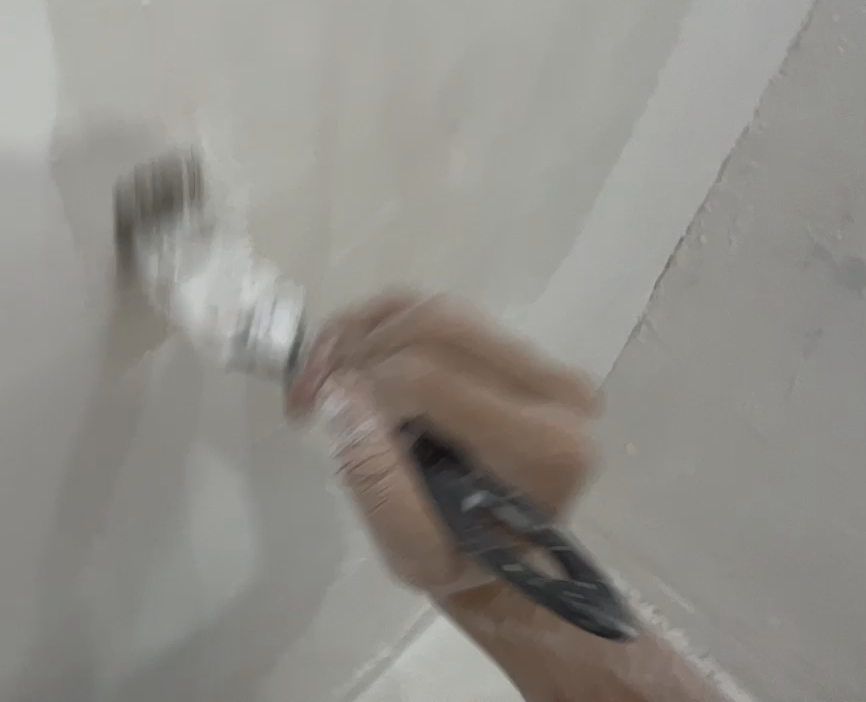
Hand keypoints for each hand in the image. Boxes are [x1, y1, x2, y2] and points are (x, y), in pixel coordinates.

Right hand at [284, 290, 600, 604]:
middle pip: (430, 327)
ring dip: (356, 334)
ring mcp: (534, 360)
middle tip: (310, 390)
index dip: (360, 385)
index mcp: (545, 446)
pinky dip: (369, 323)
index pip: (428, 377)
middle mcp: (555, 391)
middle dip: (354, 351)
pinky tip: (344, 359)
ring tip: (321, 375)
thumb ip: (378, 482)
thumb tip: (341, 397)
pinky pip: (422, 306)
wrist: (497, 554)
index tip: (318, 412)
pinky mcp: (503, 343)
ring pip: (424, 309)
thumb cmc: (460, 558)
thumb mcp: (413, 551)